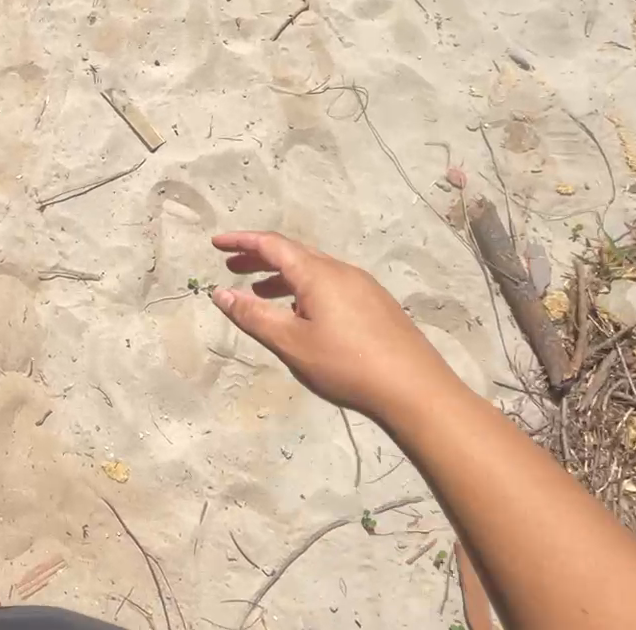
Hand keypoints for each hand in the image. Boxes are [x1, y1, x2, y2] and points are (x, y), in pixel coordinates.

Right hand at [208, 231, 460, 422]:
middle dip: (259, 257)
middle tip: (232, 267)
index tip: (216, 244)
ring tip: (260, 293)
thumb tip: (220, 293)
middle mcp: (341, 271)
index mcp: (317, 274)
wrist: (419, 393)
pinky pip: (331, 285)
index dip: (241, 241)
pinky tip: (301, 314)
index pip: (271, 245)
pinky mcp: (378, 306)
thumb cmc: (347, 364)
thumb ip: (252, 315)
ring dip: (281, 276)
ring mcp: (364, 288)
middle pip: (293, 253)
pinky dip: (304, 288)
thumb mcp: (290, 342)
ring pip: (313, 270)